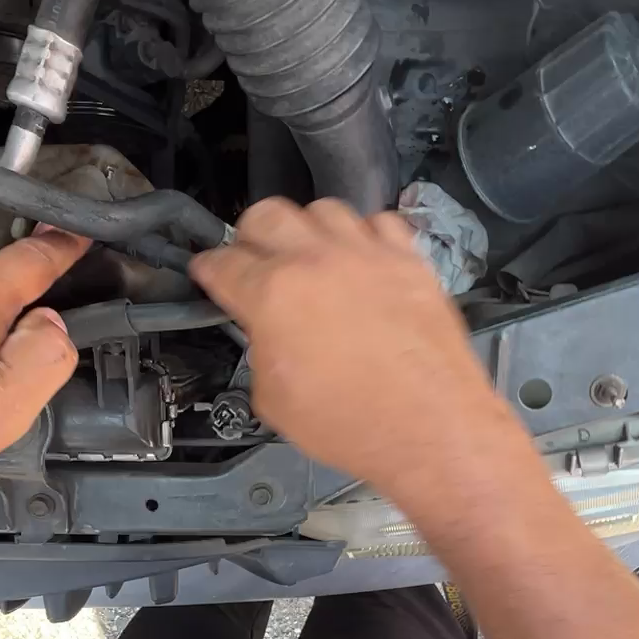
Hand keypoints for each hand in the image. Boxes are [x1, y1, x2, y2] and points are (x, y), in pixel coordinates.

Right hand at [189, 198, 516, 492]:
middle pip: (266, 214)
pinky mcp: (409, 263)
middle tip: (252, 258)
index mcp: (274, 295)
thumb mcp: (276, 402)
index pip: (223, 263)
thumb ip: (261, 353)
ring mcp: (368, 256)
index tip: (210, 272)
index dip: (208, 268)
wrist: (430, 429)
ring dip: (306, 229)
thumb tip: (267, 338)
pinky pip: (380, 223)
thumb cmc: (358, 424)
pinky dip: (364, 235)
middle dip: (250, 235)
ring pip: (323, 208)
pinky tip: (360, 258)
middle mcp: (319, 261)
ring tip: (307, 256)